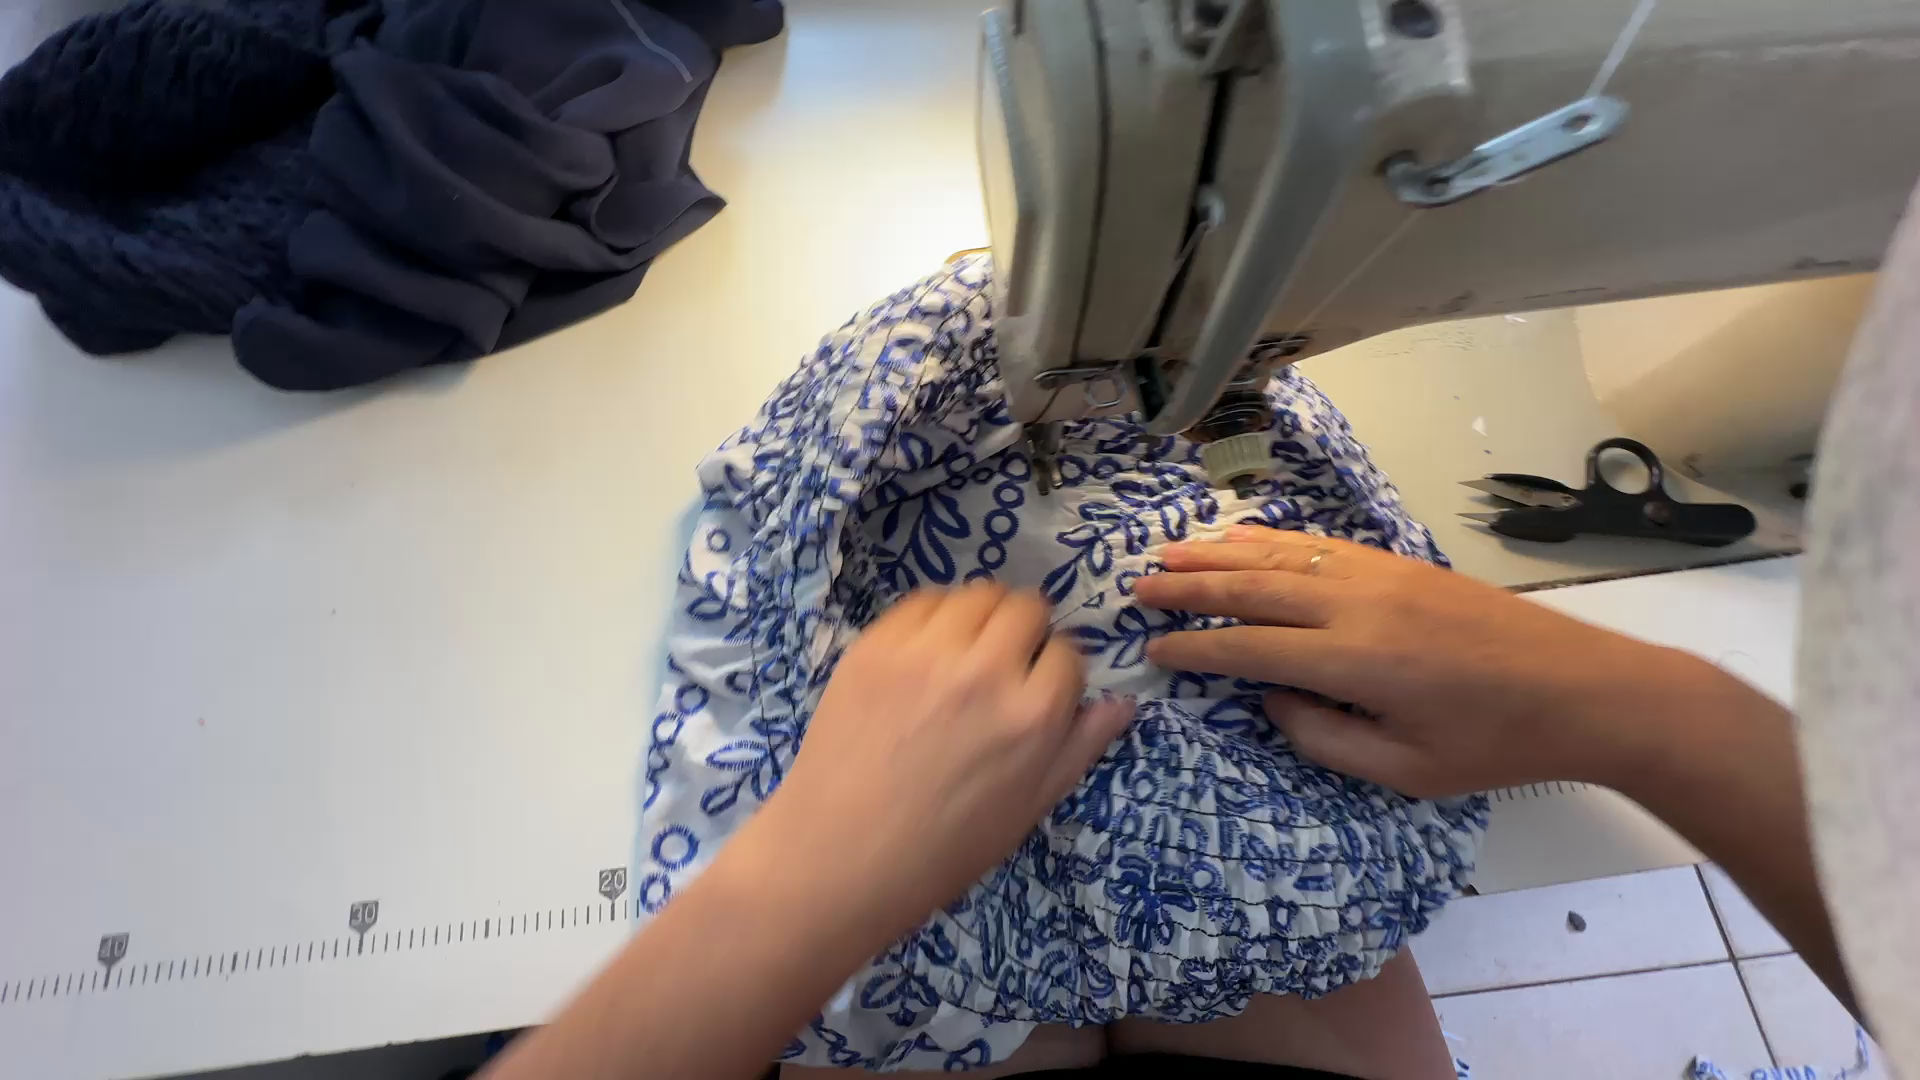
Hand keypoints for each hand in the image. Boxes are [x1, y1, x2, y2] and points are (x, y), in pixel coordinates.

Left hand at [756, 582, 1134, 930]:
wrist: (839, 854)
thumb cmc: (943, 847)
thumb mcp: (1028, 808)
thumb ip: (1080, 748)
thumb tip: (1123, 702)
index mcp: (1031, 716)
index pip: (1068, 653)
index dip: (1056, 670)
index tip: (1037, 687)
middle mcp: (984, 671)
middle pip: (1026, 607)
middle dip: (1026, 630)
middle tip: (1003, 661)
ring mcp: (925, 651)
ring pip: (977, 594)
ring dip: (983, 615)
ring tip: (965, 649)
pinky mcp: (877, 643)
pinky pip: (922, 600)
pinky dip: (935, 615)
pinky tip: (927, 648)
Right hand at [1132, 527, 1721, 796]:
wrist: (1590, 689)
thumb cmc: (1494, 743)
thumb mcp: (1405, 770)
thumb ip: (1321, 736)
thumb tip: (1270, 696)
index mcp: (1353, 661)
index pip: (1248, 649)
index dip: (1195, 648)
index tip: (1154, 648)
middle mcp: (1353, 604)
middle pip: (1250, 587)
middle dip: (1188, 588)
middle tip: (1139, 586)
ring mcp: (1374, 573)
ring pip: (1276, 555)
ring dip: (1216, 553)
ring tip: (1168, 551)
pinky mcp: (1394, 561)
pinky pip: (1314, 542)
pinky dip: (1265, 538)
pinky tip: (1236, 536)